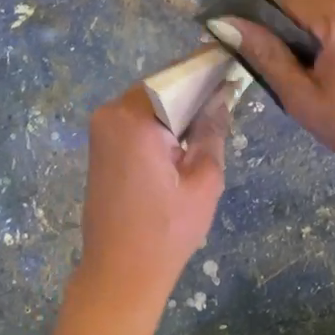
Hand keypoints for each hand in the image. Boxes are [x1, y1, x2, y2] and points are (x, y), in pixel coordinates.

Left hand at [76, 86, 231, 312]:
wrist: (119, 273)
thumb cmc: (166, 231)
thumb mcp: (203, 181)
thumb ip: (211, 130)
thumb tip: (222, 95)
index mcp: (134, 118)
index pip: (176, 77)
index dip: (207, 69)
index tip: (234, 62)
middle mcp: (110, 113)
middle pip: (160, 86)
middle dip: (192, 87)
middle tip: (229, 87)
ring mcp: (101, 128)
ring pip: (148, 100)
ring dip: (177, 104)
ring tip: (214, 108)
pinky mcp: (100, 143)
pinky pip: (136, 117)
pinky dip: (160, 119)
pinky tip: (186, 130)